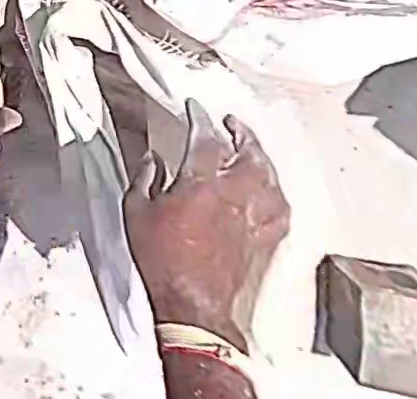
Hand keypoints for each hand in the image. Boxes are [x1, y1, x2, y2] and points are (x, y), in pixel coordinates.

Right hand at [124, 99, 289, 352]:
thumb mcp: (136, 210)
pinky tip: (269, 186)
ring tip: (251, 147)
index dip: (200, 118)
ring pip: (269, 177)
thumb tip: (153, 158)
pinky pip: (280, 205)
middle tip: (232, 122)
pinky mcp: (267, 240)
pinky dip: (274, 188)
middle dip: (242, 132)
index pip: (206, 138)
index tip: (194, 109)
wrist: (194, 308)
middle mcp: (233, 197)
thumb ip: (145, 177)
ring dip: (261, 156)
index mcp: (199, 185)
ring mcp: (255, 219)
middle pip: (249, 153)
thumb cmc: (162, 260)